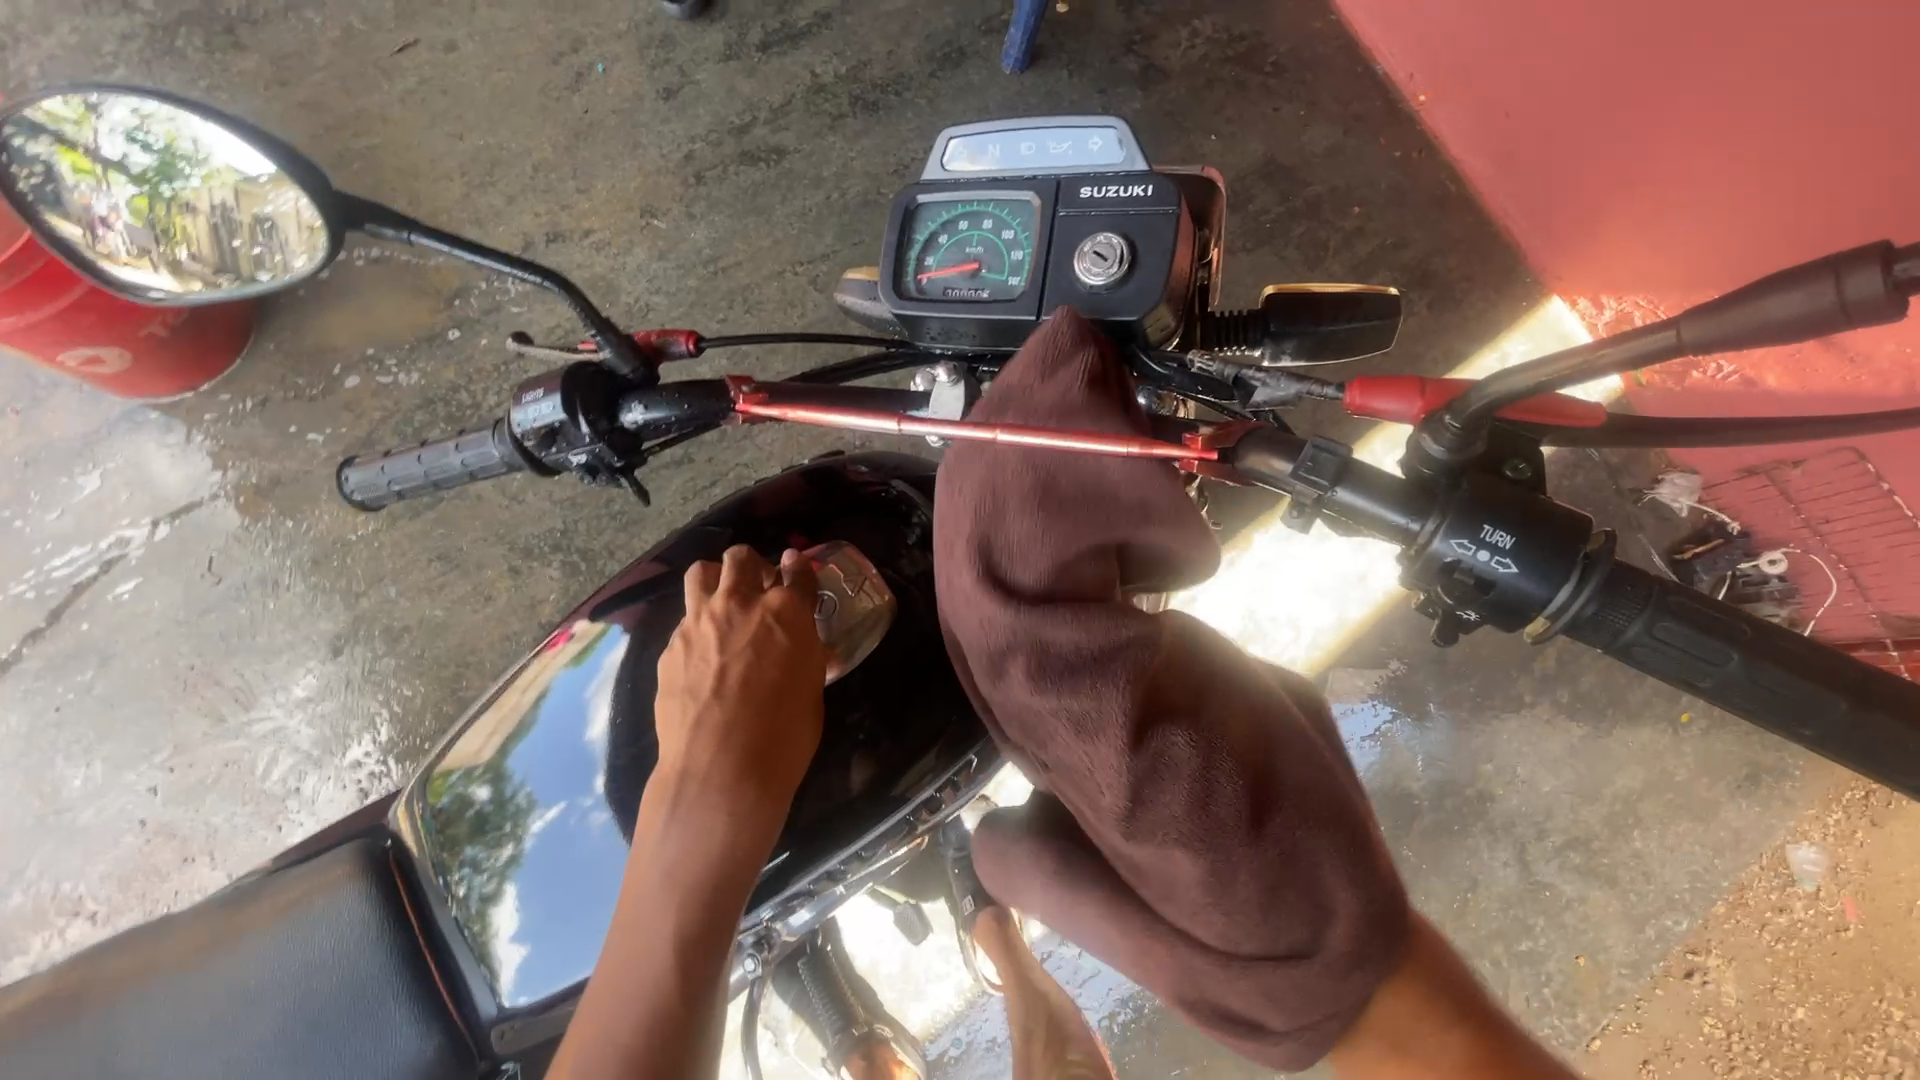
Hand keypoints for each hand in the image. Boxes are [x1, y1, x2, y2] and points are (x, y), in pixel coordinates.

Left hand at [654, 544, 827, 807]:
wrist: (720, 769)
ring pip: (702, 573)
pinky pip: (685, 620)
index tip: (798, 569)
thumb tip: (809, 648)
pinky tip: (703, 655)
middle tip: (759, 586)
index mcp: (787, 613)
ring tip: (723, 601)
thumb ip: (807, 656)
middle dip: (753, 565)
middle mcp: (741, 604)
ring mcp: (699, 622)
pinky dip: (697, 627)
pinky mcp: (670, 646)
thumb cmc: (784, 735)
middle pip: (742, 559)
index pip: (799, 573)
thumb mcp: (812, 690)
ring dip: (716, 579)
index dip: (800, 569)